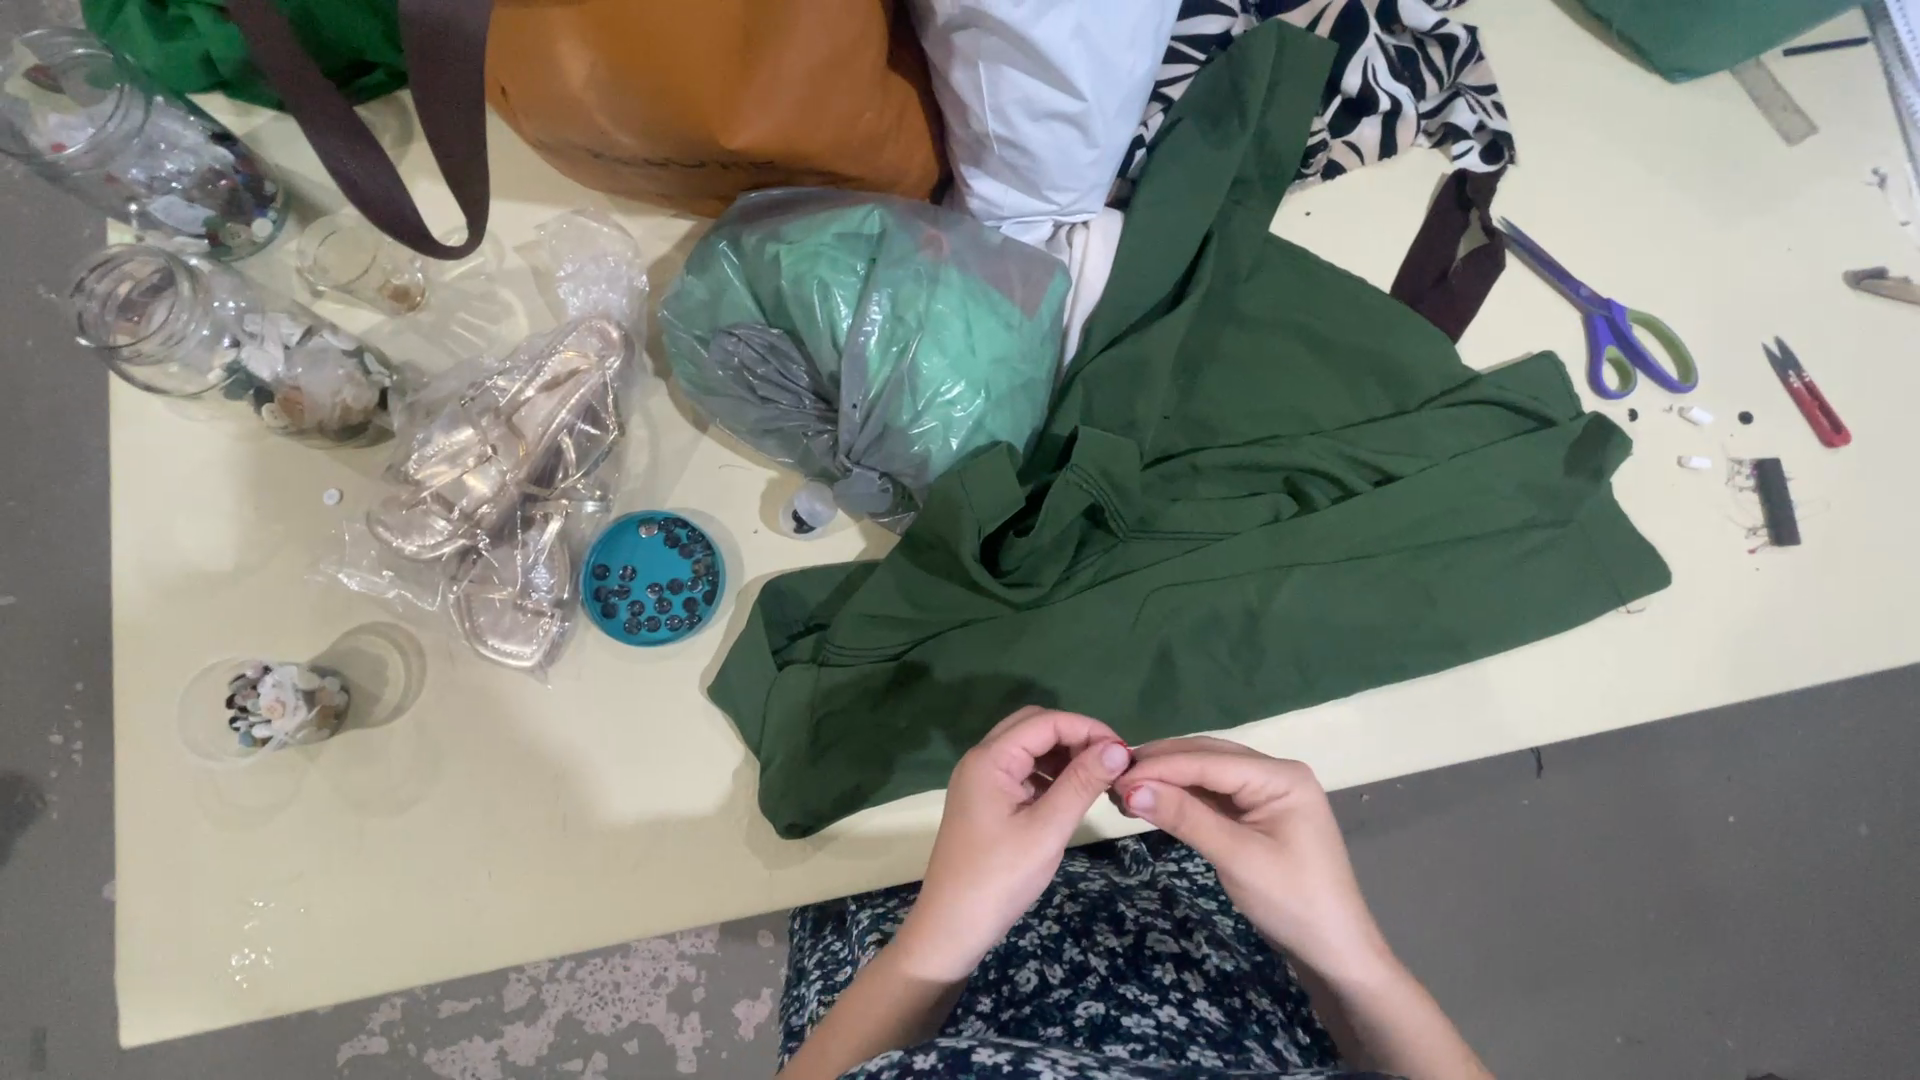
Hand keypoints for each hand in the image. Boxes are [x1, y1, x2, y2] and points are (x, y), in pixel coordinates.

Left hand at [893, 707, 1131, 982]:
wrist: (952, 927)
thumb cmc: (1000, 878)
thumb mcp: (1047, 830)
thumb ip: (1081, 783)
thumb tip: (1117, 747)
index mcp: (990, 758)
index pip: (1046, 721)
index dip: (1087, 729)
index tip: (1123, 751)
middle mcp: (981, 758)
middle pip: (1034, 726)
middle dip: (1074, 737)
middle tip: (1110, 763)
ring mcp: (980, 779)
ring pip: (1027, 747)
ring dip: (1061, 755)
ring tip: (1096, 779)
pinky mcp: (984, 799)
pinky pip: (1021, 771)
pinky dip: (1048, 774)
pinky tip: (1069, 795)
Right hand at [1113, 737, 1391, 984]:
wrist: (1335, 953)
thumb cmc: (1293, 903)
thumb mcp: (1236, 858)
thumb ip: (1185, 817)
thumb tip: (1130, 788)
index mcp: (1280, 775)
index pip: (1208, 759)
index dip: (1159, 766)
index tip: (1114, 776)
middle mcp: (1274, 772)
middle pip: (1205, 756)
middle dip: (1159, 766)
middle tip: (1112, 780)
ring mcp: (1265, 791)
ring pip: (1205, 772)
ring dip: (1166, 779)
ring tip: (1124, 790)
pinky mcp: (1256, 811)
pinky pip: (1211, 793)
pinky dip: (1181, 796)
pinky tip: (1153, 800)